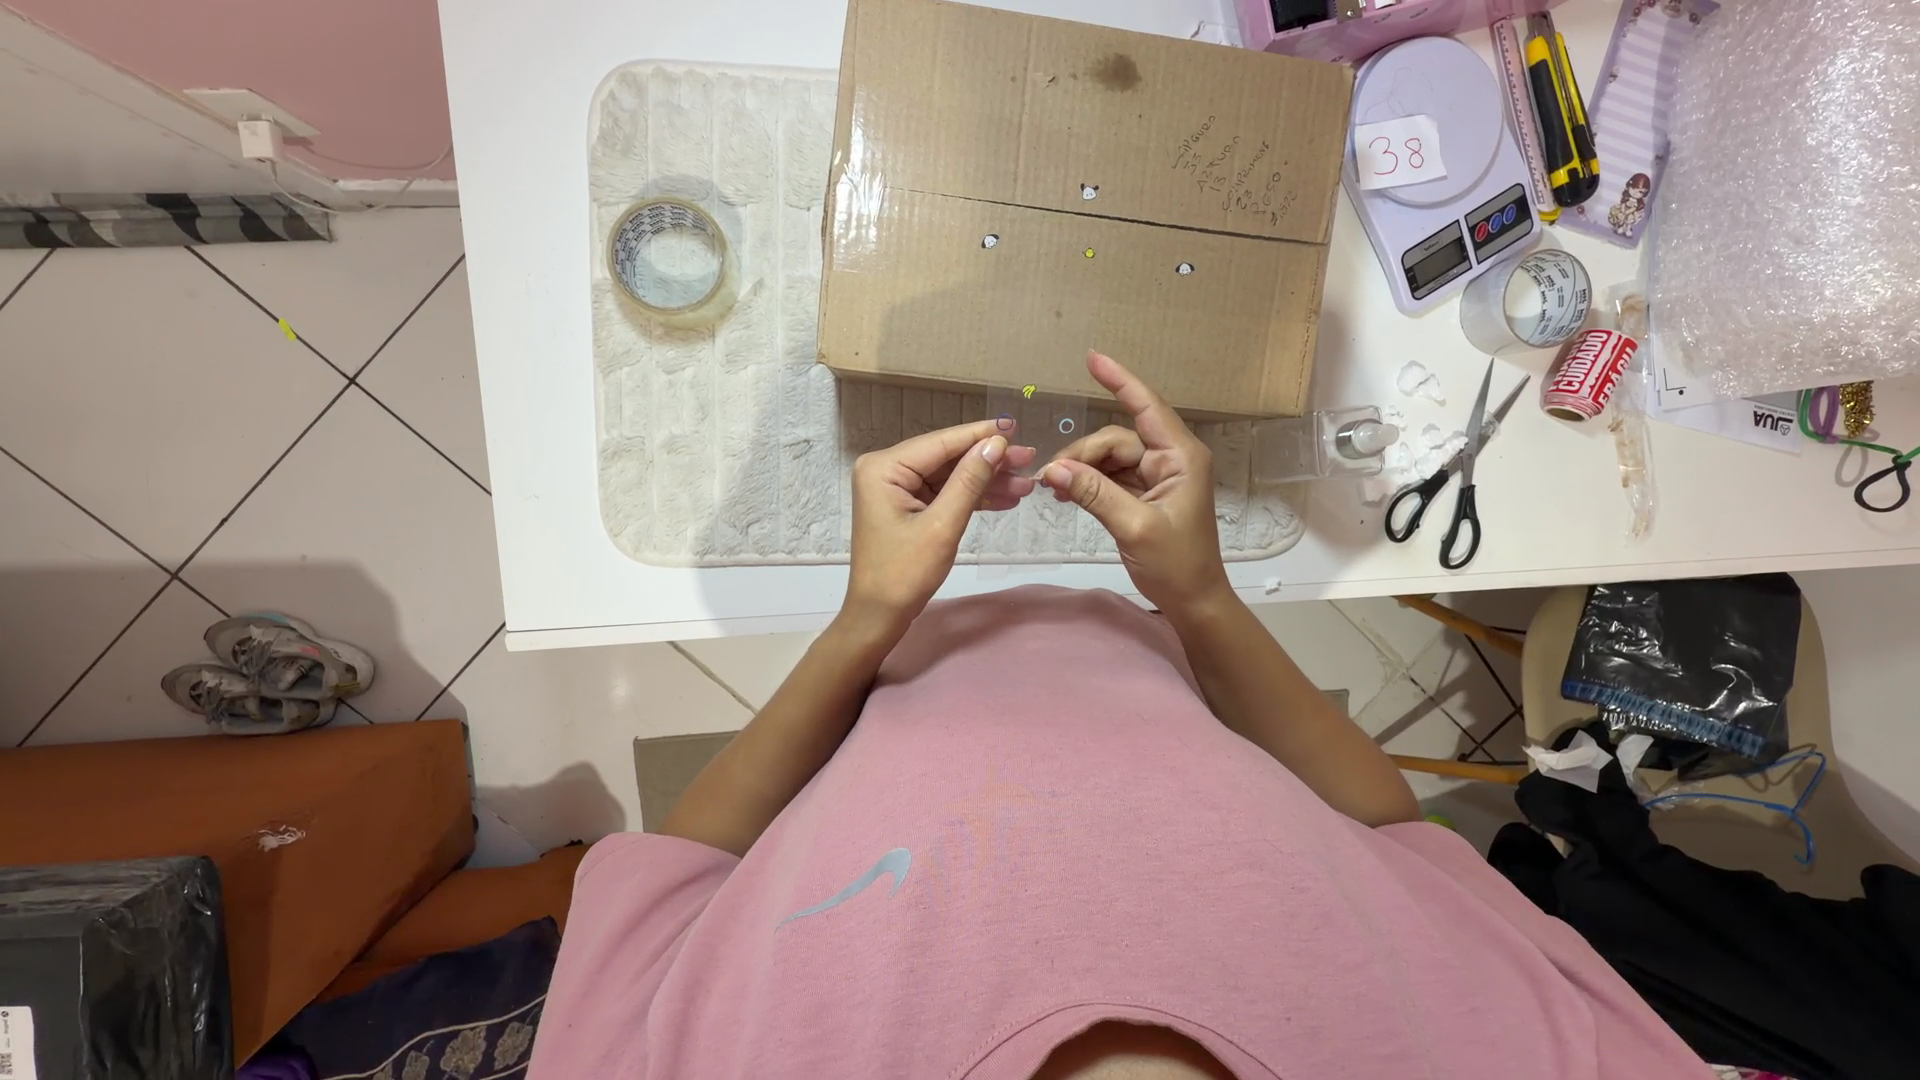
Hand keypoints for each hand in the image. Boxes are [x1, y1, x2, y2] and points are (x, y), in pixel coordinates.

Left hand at [846, 420, 1037, 633]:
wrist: (879, 615)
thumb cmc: (904, 573)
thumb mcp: (942, 526)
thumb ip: (970, 481)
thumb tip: (997, 444)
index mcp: (884, 468)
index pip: (941, 442)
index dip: (981, 435)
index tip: (1016, 427)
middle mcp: (886, 470)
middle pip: (948, 457)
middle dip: (989, 461)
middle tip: (1030, 459)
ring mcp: (896, 488)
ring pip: (951, 476)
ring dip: (987, 481)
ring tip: (1027, 485)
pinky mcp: (907, 506)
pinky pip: (944, 493)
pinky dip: (973, 497)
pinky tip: (1007, 499)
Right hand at [1043, 351, 1230, 618]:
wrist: (1193, 600)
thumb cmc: (1176, 564)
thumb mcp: (1135, 527)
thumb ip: (1095, 494)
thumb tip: (1055, 469)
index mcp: (1181, 457)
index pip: (1147, 407)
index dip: (1120, 381)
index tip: (1092, 358)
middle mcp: (1170, 459)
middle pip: (1117, 439)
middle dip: (1083, 453)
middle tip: (1051, 477)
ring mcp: (1156, 478)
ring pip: (1109, 458)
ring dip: (1081, 469)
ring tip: (1054, 489)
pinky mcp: (1143, 495)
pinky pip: (1109, 478)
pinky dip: (1088, 483)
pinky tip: (1066, 493)